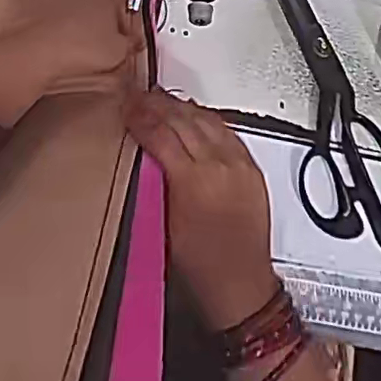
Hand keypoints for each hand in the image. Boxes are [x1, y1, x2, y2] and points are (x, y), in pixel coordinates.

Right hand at [124, 90, 276, 328]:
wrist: (242, 284)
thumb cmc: (200, 265)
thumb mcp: (163, 223)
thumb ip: (154, 180)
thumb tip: (142, 146)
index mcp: (192, 183)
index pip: (160, 134)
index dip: (141, 117)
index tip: (128, 107)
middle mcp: (219, 167)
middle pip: (182, 119)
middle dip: (157, 104)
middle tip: (140, 96)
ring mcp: (238, 164)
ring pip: (205, 118)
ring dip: (181, 106)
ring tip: (162, 99)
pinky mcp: (252, 166)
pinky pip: (227, 129)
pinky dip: (207, 117)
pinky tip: (194, 113)